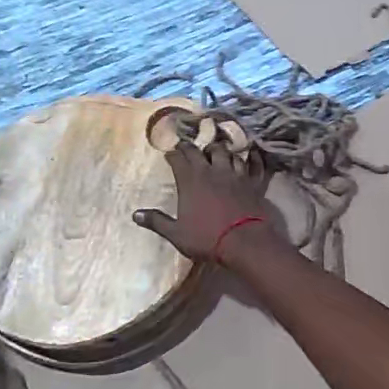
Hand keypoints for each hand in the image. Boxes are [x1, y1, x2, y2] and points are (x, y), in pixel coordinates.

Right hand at [134, 141, 274, 263]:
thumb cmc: (207, 238)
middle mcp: (212, 171)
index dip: (172, 154)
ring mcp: (234, 174)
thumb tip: (135, 215)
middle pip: (200, 150)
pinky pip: (253, 164)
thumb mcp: (177, 234)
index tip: (169, 154)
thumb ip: (157, 221)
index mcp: (191, 180)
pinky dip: (252, 158)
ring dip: (219, 150)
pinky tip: (252, 154)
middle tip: (186, 147)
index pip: (178, 159)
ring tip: (215, 151)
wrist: (244, 241)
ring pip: (226, 152)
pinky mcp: (252, 182)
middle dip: (191, 147)